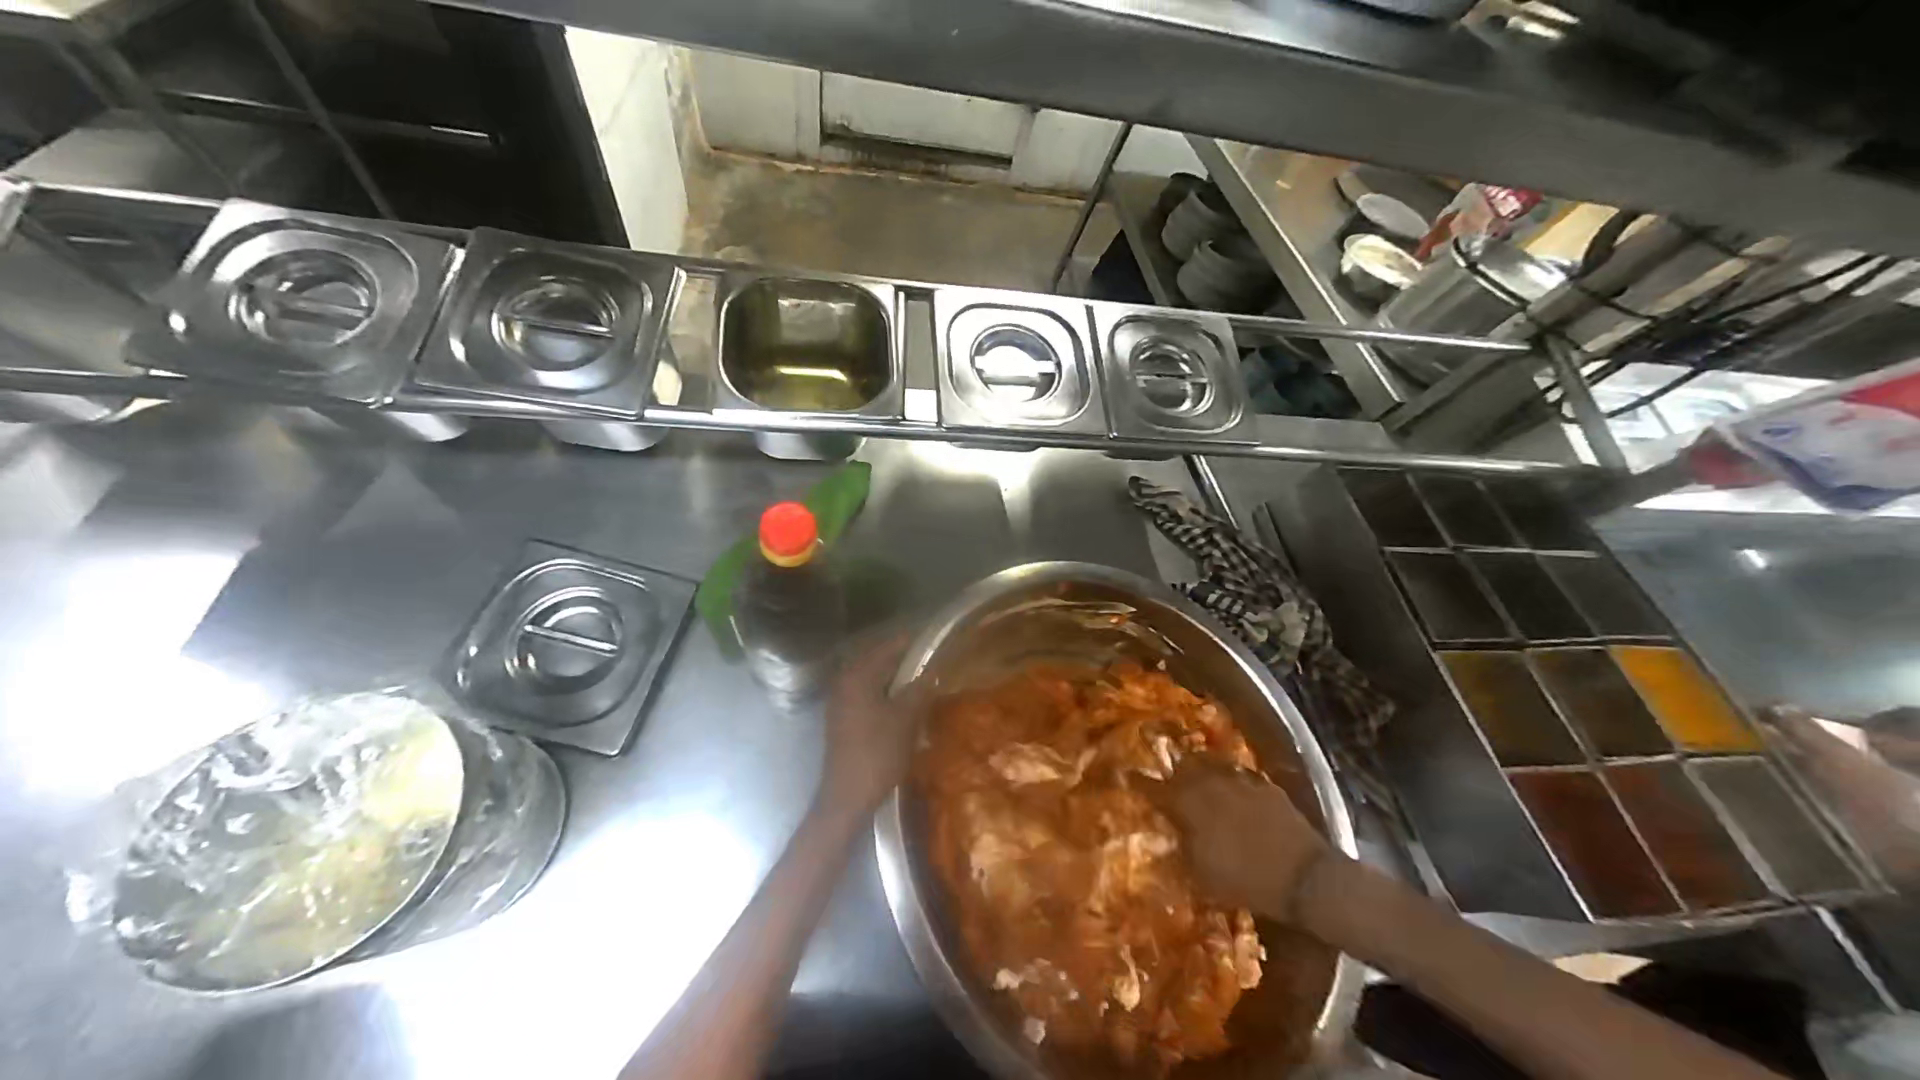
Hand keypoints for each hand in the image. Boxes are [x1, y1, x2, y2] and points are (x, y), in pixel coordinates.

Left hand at [819, 634, 925, 817]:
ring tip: (920, 680)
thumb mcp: (906, 719)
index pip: (887, 648)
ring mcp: (840, 702)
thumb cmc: (878, 752)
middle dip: (902, 660)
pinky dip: (885, 693)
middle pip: (876, 662)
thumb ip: (919, 690)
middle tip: (929, 659)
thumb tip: (930, 673)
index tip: (931, 639)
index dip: (909, 642)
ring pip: (872, 680)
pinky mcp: (842, 720)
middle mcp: (844, 683)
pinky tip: (902, 702)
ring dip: (894, 678)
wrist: (848, 795)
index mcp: (858, 676)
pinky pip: (867, 695)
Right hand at [1147, 763, 1332, 924]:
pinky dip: (1231, 781)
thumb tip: (1166, 838)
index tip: (1127, 776)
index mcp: (1188, 804)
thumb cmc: (1246, 880)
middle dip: (1173, 770)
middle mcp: (1210, 784)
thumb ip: (1180, 851)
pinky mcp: (1266, 787)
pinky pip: (1240, 776)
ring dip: (1201, 770)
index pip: (1154, 788)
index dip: (1139, 782)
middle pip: (1184, 766)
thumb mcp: (1201, 876)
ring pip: (1212, 765)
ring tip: (1197, 777)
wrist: (1304, 877)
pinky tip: (1234, 792)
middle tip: (1166, 777)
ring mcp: (1240, 781)